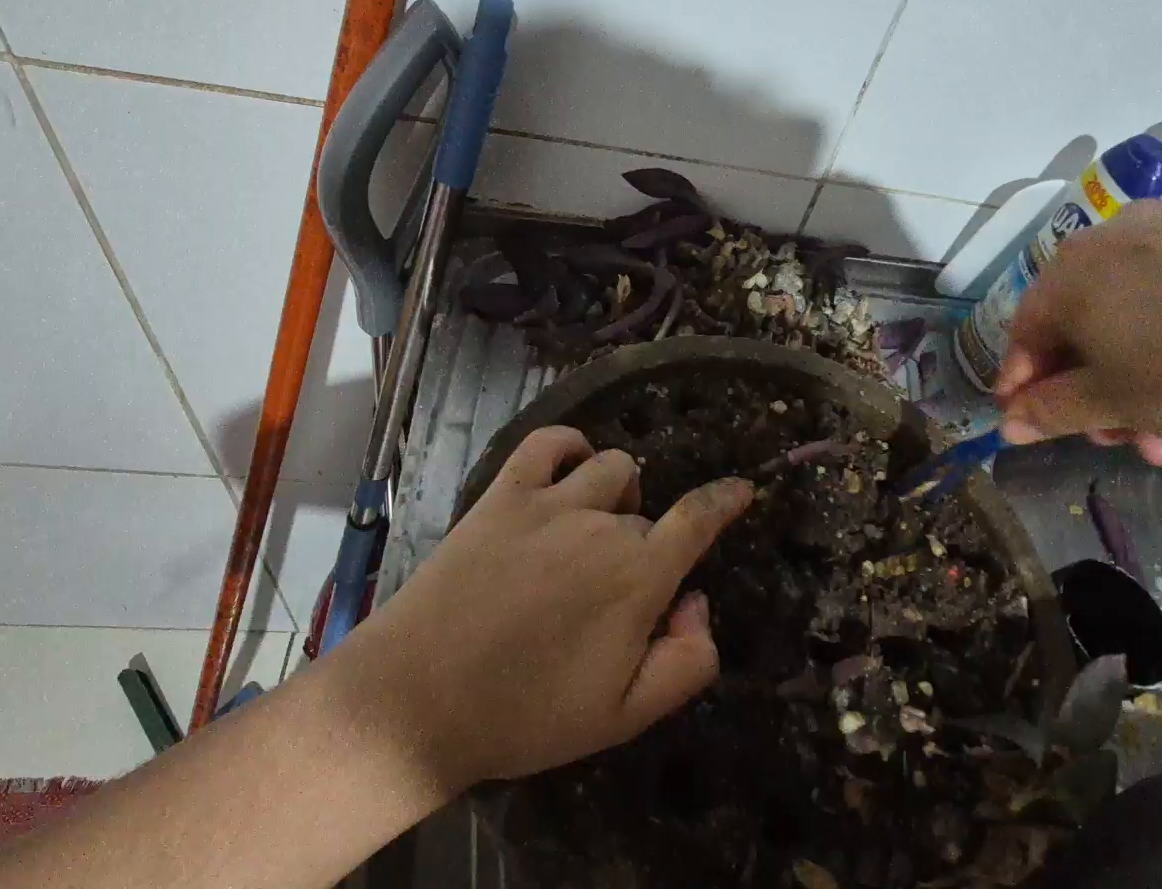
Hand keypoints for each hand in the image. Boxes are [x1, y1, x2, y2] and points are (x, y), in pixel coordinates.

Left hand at [329, 425, 754, 790]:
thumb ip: (686, 662)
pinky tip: (571, 466)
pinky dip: (570, 446)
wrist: (418, 701)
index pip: (698, 519)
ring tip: (597, 527)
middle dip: (646, 545)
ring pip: (612, 467)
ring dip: (619, 492)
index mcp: (638, 578)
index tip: (743, 488)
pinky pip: (548, 443)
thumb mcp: (623, 717)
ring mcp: (549, 503)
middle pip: (647, 514)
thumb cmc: (525, 716)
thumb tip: (697, 603)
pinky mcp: (501, 495)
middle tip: (614, 593)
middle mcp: (601, 526)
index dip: (726, 499)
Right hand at [993, 201, 1161, 468]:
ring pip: (1138, 323)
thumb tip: (1008, 424)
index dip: (1024, 382)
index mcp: (1079, 267)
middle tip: (1122, 443)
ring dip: (1144, 391)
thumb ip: (1051, 410)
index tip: (1030, 425)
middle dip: (1098, 395)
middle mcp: (1125, 238)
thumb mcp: (1118, 404)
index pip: (1026, 328)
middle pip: (1084, 327)